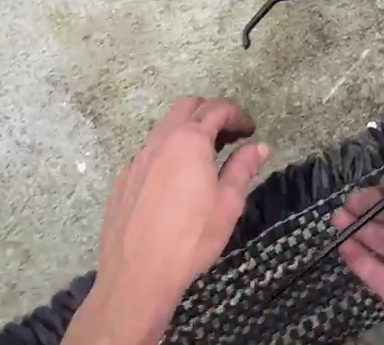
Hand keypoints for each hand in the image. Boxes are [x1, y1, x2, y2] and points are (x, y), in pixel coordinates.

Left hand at [67, 97, 269, 344]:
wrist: (135, 278)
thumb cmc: (190, 239)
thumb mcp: (228, 204)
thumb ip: (244, 167)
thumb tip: (260, 146)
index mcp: (190, 140)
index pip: (218, 109)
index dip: (238, 115)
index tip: (251, 131)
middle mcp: (161, 139)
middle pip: (189, 106)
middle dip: (212, 112)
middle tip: (230, 134)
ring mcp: (138, 158)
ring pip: (166, 126)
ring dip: (188, 129)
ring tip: (205, 156)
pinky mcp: (123, 179)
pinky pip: (149, 151)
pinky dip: (168, 151)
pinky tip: (174, 180)